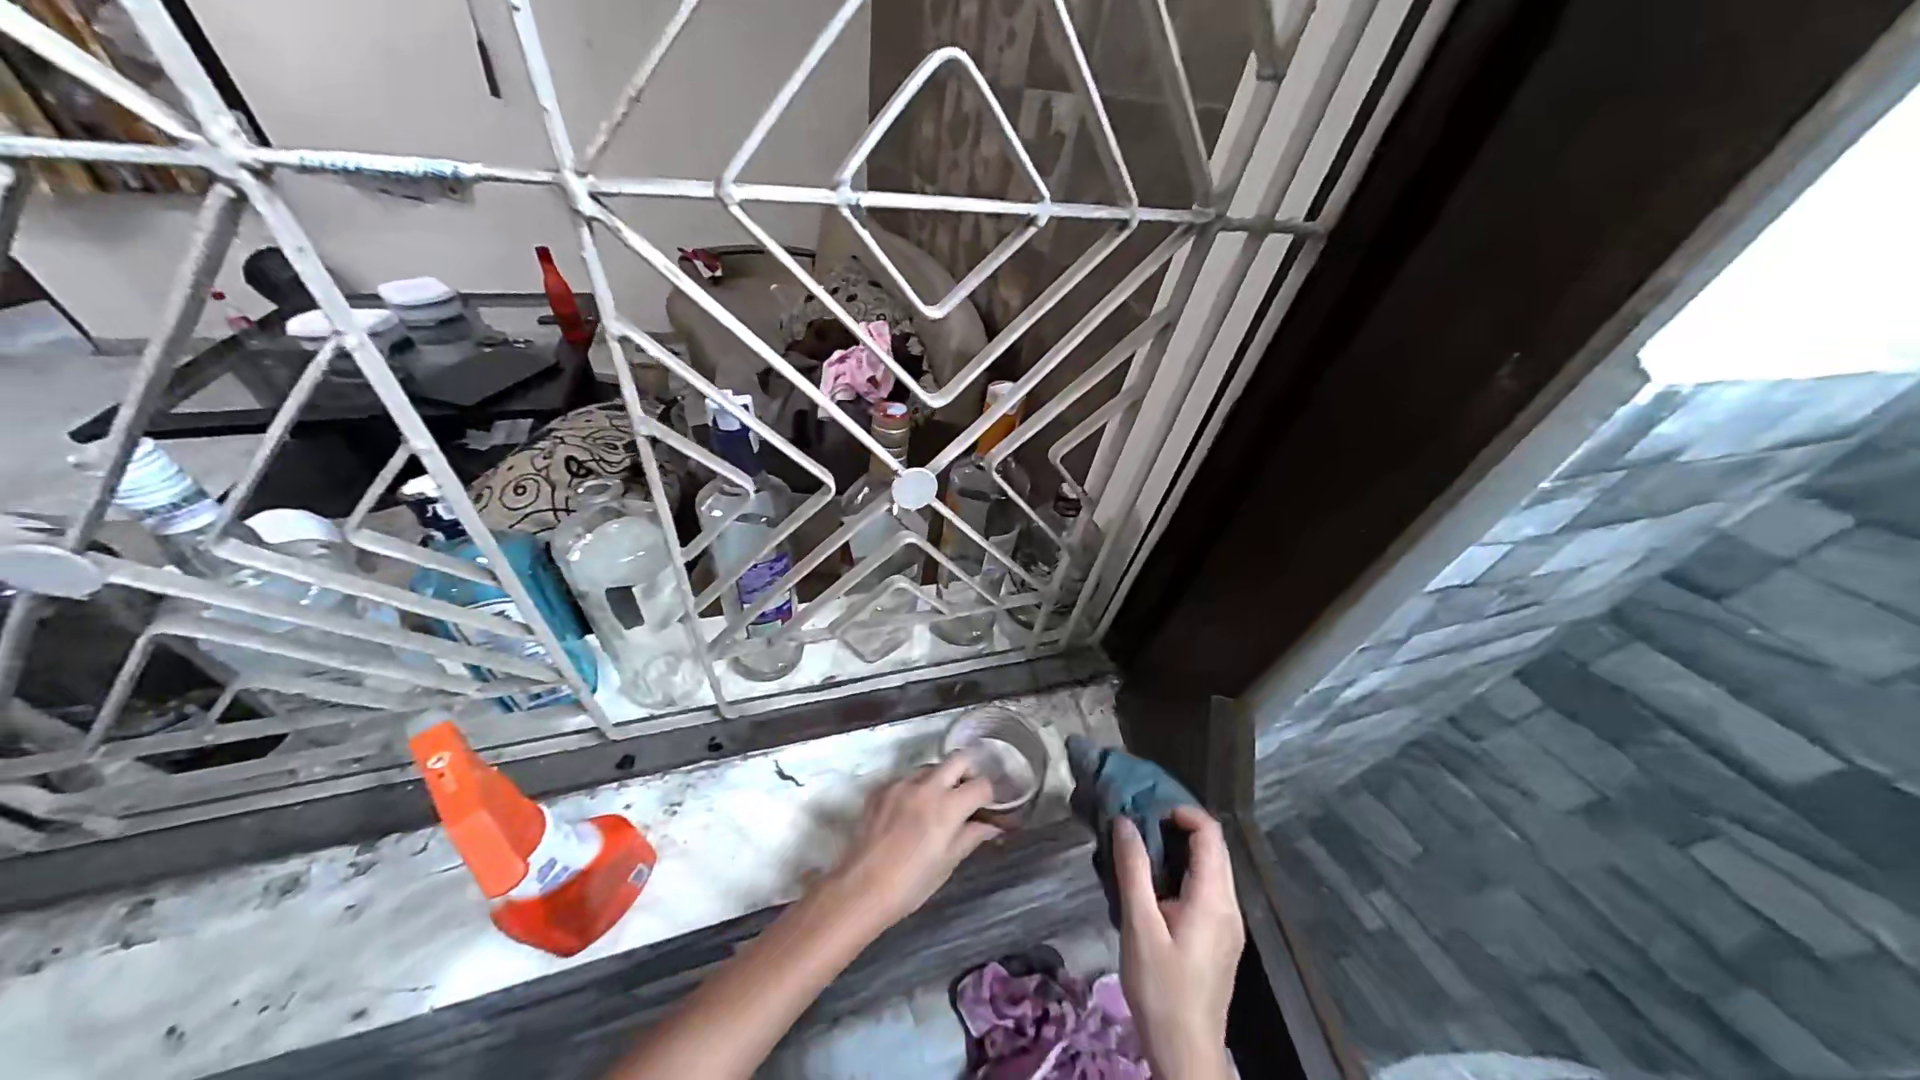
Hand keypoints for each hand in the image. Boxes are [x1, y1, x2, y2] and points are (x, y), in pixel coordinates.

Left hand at [830, 752, 1001, 929]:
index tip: (987, 806)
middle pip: (959, 759)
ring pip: (930, 767)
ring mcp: (900, 784)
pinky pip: (906, 779)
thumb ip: (970, 836)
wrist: (860, 888)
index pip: (981, 785)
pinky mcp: (881, 789)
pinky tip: (910, 812)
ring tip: (938, 805)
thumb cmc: (911, 884)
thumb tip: (990, 826)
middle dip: (969, 772)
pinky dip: (915, 789)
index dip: (989, 795)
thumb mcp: (947, 863)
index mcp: (948, 807)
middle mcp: (926, 787)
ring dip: (940, 779)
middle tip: (968, 794)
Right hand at [1114, 806, 1243, 1079]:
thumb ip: (1134, 870)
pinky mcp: (1220, 939)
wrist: (1185, 1051)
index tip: (1146, 810)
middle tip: (1137, 824)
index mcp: (1214, 899)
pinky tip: (1152, 886)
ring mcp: (1229, 925)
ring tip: (1138, 850)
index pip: (1210, 834)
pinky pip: (1206, 890)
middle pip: (1213, 849)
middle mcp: (1230, 906)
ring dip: (1178, 851)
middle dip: (1177, 827)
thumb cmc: (1160, 988)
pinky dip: (1182, 874)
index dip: (1182, 812)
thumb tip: (1125, 822)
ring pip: (1209, 869)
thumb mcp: (1139, 925)